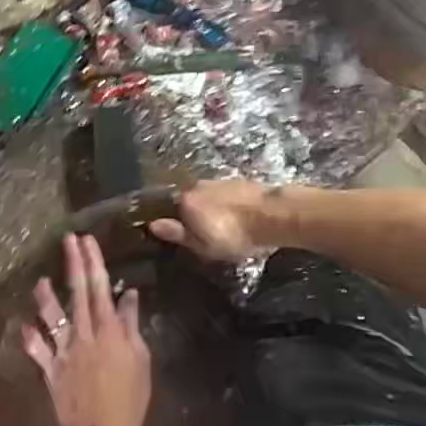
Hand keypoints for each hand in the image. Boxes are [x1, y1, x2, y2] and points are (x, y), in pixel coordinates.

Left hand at [22, 235, 150, 425]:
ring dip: (46, 297)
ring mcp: (64, 351)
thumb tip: (129, 295)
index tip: (87, 240)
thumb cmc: (129, 399)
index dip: (93, 261)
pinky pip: (38, 350)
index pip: (100, 287)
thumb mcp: (140, 359)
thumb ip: (131, 325)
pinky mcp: (51, 371)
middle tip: (68, 240)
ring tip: (40, 280)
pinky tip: (25, 326)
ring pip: (53, 317)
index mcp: (109, 329)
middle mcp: (84, 333)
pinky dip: (31, 338)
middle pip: (77, 293)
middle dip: (73, 263)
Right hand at [148, 179, 274, 261]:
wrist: (272, 214)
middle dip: (193, 215)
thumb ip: (178, 234)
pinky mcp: (237, 181)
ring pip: (207, 197)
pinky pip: (223, 195)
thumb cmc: (234, 235)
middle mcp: (198, 185)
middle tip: (203, 234)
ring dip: (211, 209)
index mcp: (186, 200)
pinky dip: (225, 205)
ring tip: (222, 227)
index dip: (175, 224)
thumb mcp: (203, 245)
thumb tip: (153, 224)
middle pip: (188, 201)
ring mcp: (219, 181)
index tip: (182, 236)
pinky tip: (234, 216)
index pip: (170, 209)